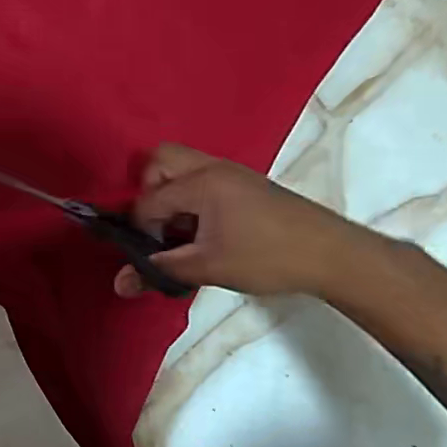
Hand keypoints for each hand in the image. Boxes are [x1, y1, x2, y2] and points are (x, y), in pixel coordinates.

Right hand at [114, 143, 368, 298]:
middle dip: (147, 194)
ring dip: (170, 197)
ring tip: (179, 236)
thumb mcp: (208, 267)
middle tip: (158, 230)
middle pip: (160, 161)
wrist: (327, 253)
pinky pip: (201, 181)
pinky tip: (201, 234)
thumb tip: (119, 285)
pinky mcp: (244, 185)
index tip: (150, 257)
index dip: (140, 231)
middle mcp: (212, 167)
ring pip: (182, 169)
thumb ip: (160, 271)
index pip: (148, 199)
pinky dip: (189, 201)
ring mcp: (231, 173)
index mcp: (201, 181)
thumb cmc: (266, 257)